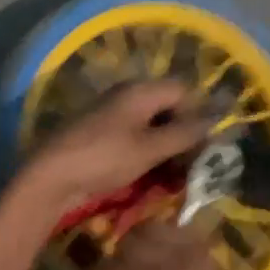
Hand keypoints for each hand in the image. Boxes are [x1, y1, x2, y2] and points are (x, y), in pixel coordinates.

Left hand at [19, 80, 210, 210]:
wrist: (51, 177)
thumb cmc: (104, 157)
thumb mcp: (150, 147)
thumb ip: (185, 132)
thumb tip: (217, 118)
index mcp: (139, 90)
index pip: (183, 91)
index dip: (198, 116)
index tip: (204, 147)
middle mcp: (127, 97)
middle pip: (168, 109)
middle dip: (184, 137)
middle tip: (192, 167)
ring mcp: (113, 118)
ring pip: (153, 129)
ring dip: (167, 151)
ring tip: (175, 179)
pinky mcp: (103, 138)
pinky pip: (136, 142)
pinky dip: (148, 158)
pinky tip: (153, 179)